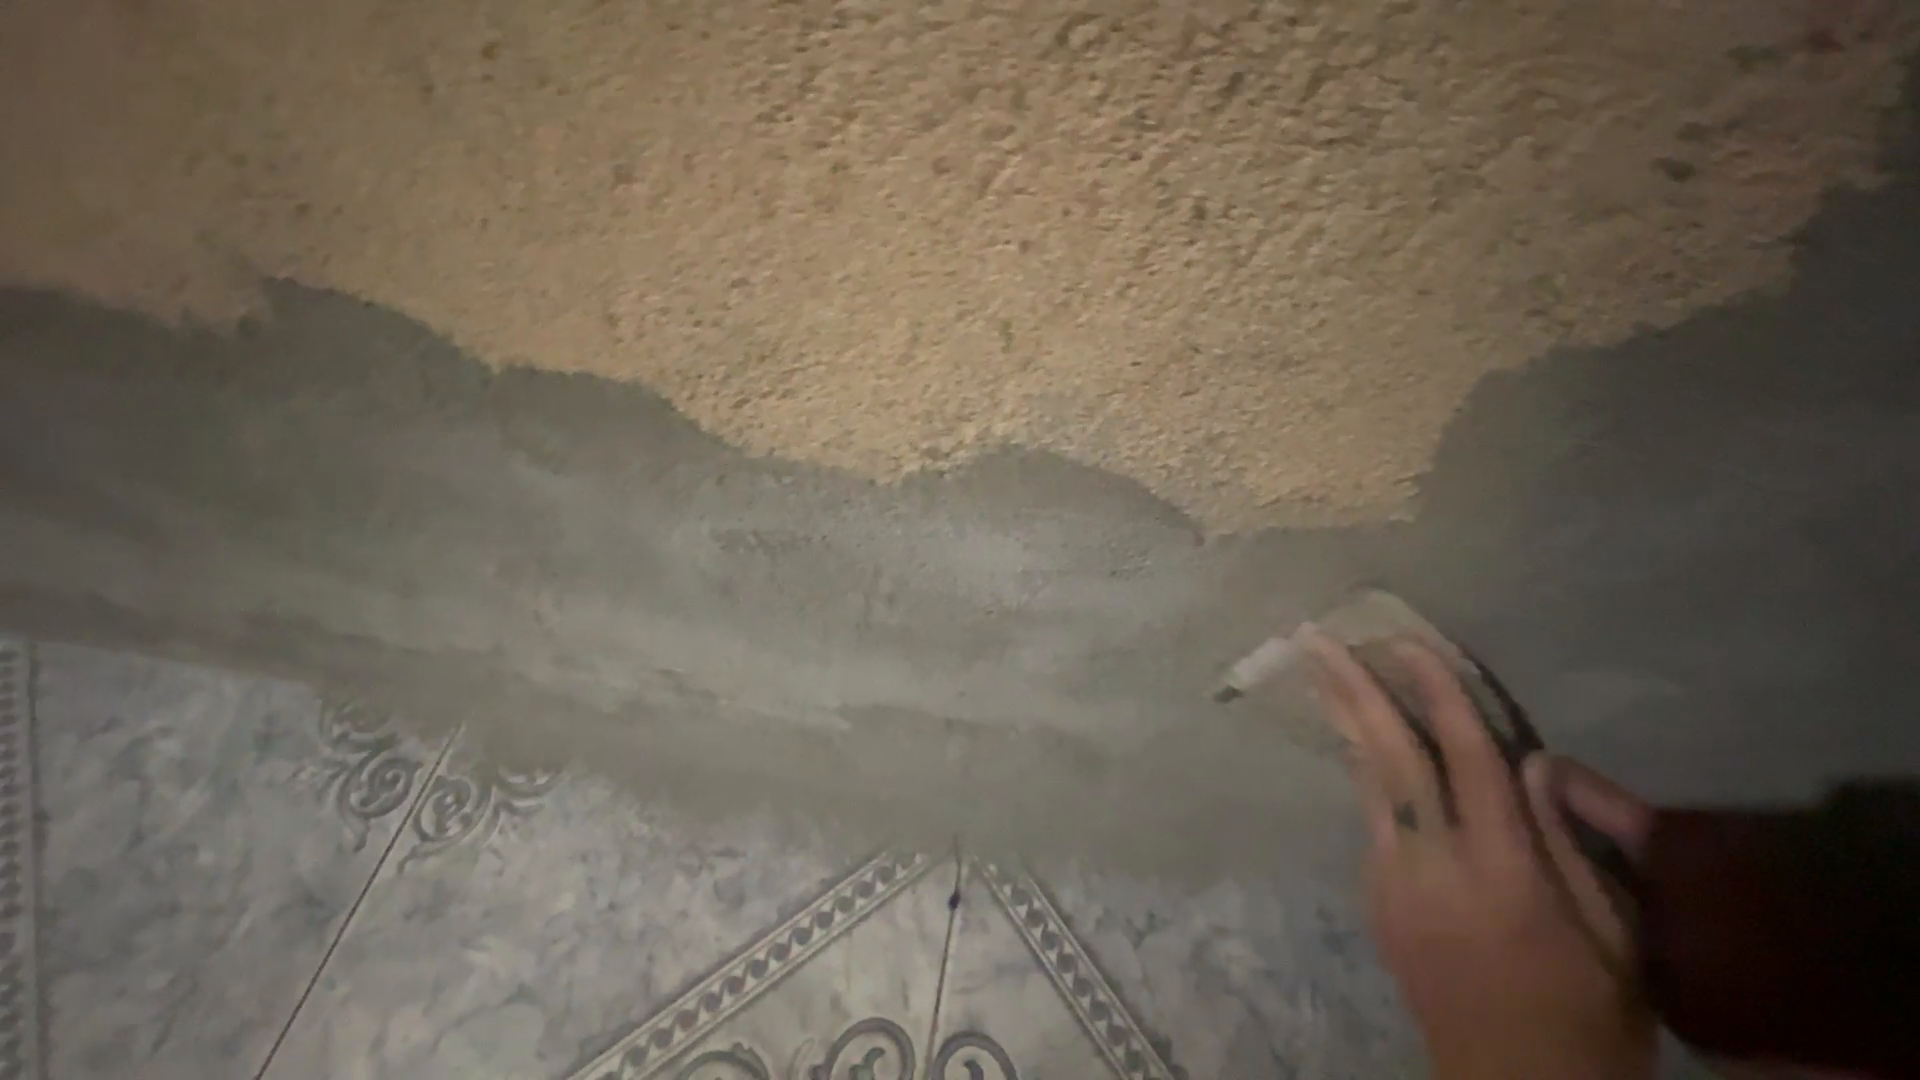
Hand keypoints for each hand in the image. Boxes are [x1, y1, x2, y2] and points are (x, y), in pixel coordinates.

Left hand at [1301, 629, 1654, 1079]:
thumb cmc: (1585, 1015)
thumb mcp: (1613, 937)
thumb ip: (1568, 842)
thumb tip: (1531, 762)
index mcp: (1505, 870)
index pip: (1465, 759)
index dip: (1437, 694)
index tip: (1408, 643)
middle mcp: (1432, 863)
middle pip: (1388, 757)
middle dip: (1353, 689)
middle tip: (1315, 638)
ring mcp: (1390, 880)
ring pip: (1365, 780)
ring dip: (1343, 719)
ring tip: (1316, 668)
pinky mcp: (1372, 897)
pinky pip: (1369, 818)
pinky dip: (1362, 770)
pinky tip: (1355, 737)